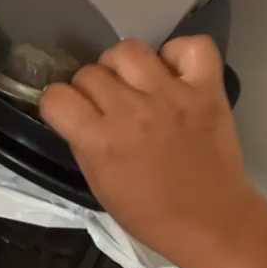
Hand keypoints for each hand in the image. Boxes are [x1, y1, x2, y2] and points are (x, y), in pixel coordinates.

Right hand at [38, 37, 264, 267]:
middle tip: (104, 107)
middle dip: (88, 88)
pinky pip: (190, 46)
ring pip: (129, 50)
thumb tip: (77, 115)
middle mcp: (133, 111)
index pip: (57, 97)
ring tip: (132, 85)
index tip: (68, 115)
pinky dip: (178, 54)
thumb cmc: (149, 213)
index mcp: (101, 141)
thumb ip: (83, 145)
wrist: (209, 221)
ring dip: (122, 66)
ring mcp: (173, 96)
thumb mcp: (99, 186)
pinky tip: (172, 75)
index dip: (57, 105)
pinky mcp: (208, 89)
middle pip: (90, 72)